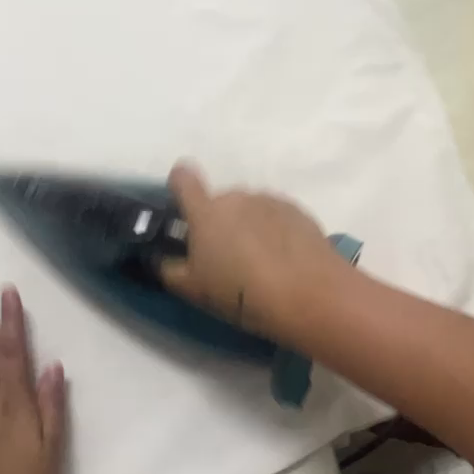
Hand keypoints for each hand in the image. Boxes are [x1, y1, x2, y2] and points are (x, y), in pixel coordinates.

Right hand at [158, 163, 345, 339]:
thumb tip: (163, 257)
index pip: (183, 178)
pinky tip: (284, 261)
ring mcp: (270, 200)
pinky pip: (276, 216)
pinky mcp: (298, 211)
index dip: (179, 186)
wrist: (309, 295)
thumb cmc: (242, 293)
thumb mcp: (193, 291)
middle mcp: (237, 196)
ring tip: (260, 264)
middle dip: (220, 224)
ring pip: (250, 209)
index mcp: (206, 211)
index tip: (184, 208)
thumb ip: (170, 269)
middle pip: (220, 202)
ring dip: (249, 227)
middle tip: (227, 260)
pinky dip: (275, 232)